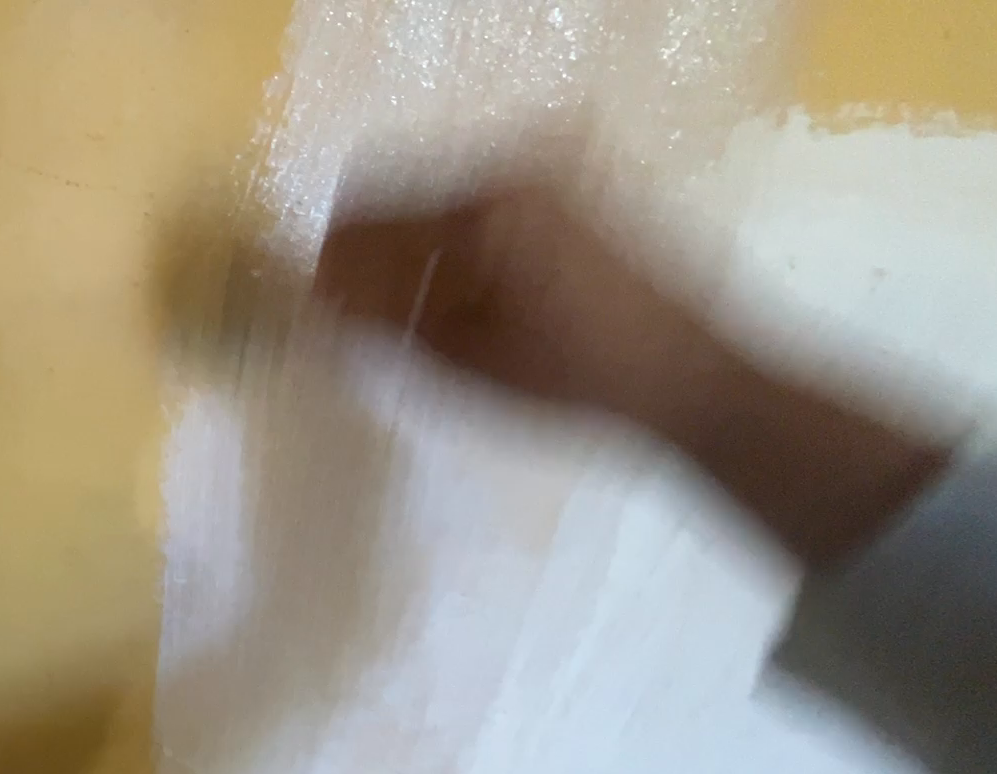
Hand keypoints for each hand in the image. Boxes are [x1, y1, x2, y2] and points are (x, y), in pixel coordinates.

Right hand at [315, 183, 947, 566]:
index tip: (309, 316)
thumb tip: (307, 297)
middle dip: (360, 264)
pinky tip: (456, 301)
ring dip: (399, 260)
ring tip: (413, 321)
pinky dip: (440, 254)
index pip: (360, 224)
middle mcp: (511, 169)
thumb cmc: (566, 380)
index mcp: (481, 208)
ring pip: (424, 206)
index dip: (323, 272)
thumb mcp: (454, 360)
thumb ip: (372, 320)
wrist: (689, 377)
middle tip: (355, 325)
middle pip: (388, 203)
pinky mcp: (561, 189)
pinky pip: (464, 210)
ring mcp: (543, 173)